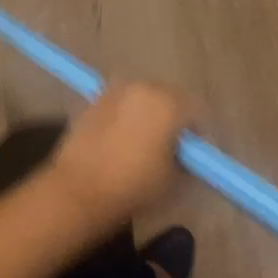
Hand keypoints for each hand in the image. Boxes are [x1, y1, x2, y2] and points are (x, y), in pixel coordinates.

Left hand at [42, 81, 188, 230]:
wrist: (79, 189)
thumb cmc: (134, 186)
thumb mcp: (174, 181)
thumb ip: (188, 162)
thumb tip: (188, 155)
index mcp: (168, 104)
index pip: (197, 111)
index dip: (198, 133)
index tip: (194, 154)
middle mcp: (143, 88)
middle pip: (169, 98)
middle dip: (173, 118)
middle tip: (170, 147)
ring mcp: (115, 90)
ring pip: (142, 97)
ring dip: (148, 113)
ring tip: (143, 142)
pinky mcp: (93, 99)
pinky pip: (120, 103)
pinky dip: (125, 115)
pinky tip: (120, 139)